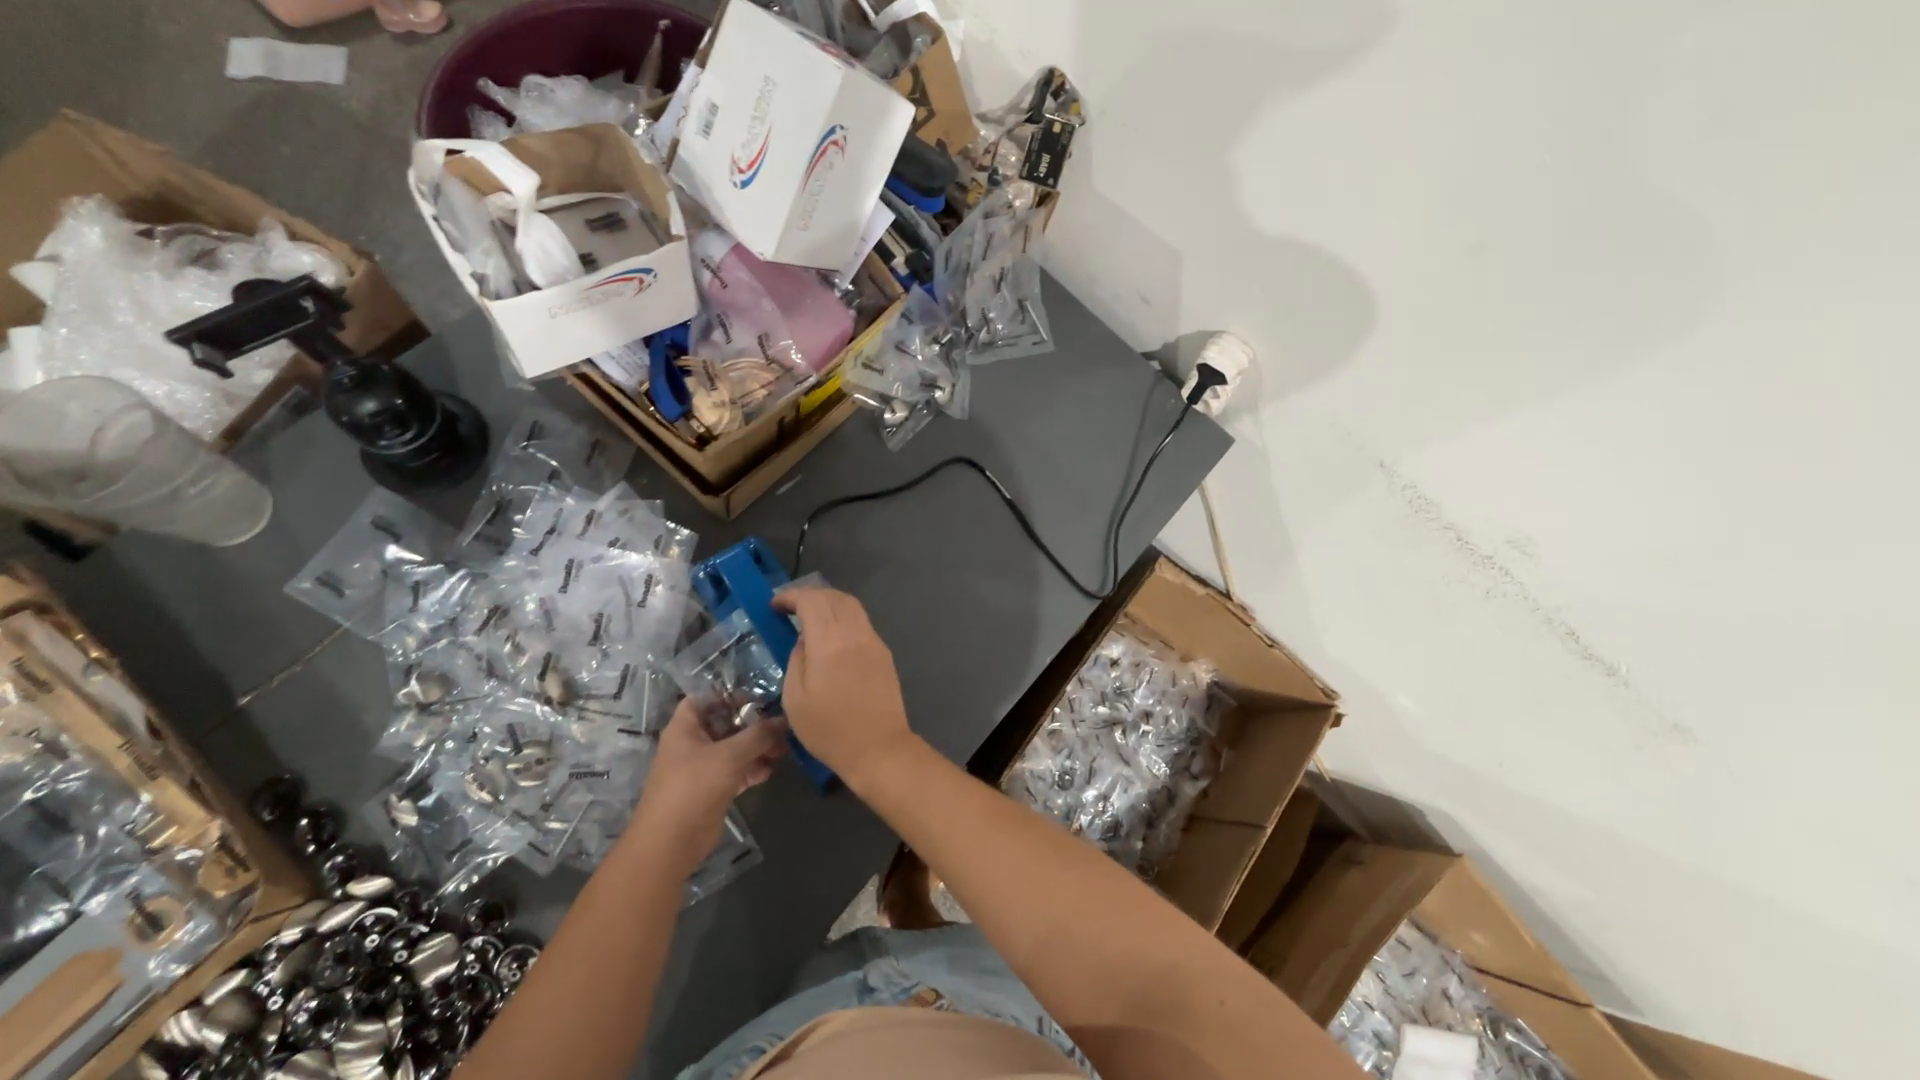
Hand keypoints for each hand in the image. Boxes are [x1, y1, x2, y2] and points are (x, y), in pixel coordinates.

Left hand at [629, 700, 785, 874]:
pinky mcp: (712, 789)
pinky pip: (736, 772)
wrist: (672, 841)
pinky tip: (770, 771)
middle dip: (752, 724)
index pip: (704, 699)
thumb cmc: (694, 787)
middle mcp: (692, 744)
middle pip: (725, 724)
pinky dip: (752, 769)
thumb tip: (784, 720)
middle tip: (781, 725)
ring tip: (783, 749)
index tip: (757, 698)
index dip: (728, 695)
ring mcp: (702, 768)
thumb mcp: (729, 755)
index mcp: (685, 728)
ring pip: (733, 749)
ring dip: (757, 748)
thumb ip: (759, 735)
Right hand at [773, 587, 918, 784]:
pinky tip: (832, 636)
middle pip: (835, 596)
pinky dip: (843, 618)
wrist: (879, 749)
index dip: (791, 596)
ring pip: (852, 606)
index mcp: (830, 642)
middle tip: (790, 608)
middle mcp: (856, 634)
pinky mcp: (884, 654)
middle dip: (810, 595)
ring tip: (810, 618)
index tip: (775, 606)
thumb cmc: (829, 729)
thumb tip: (804, 639)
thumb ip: (797, 659)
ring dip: (829, 604)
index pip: (812, 600)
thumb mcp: (795, 698)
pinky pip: (862, 623)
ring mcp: (874, 642)